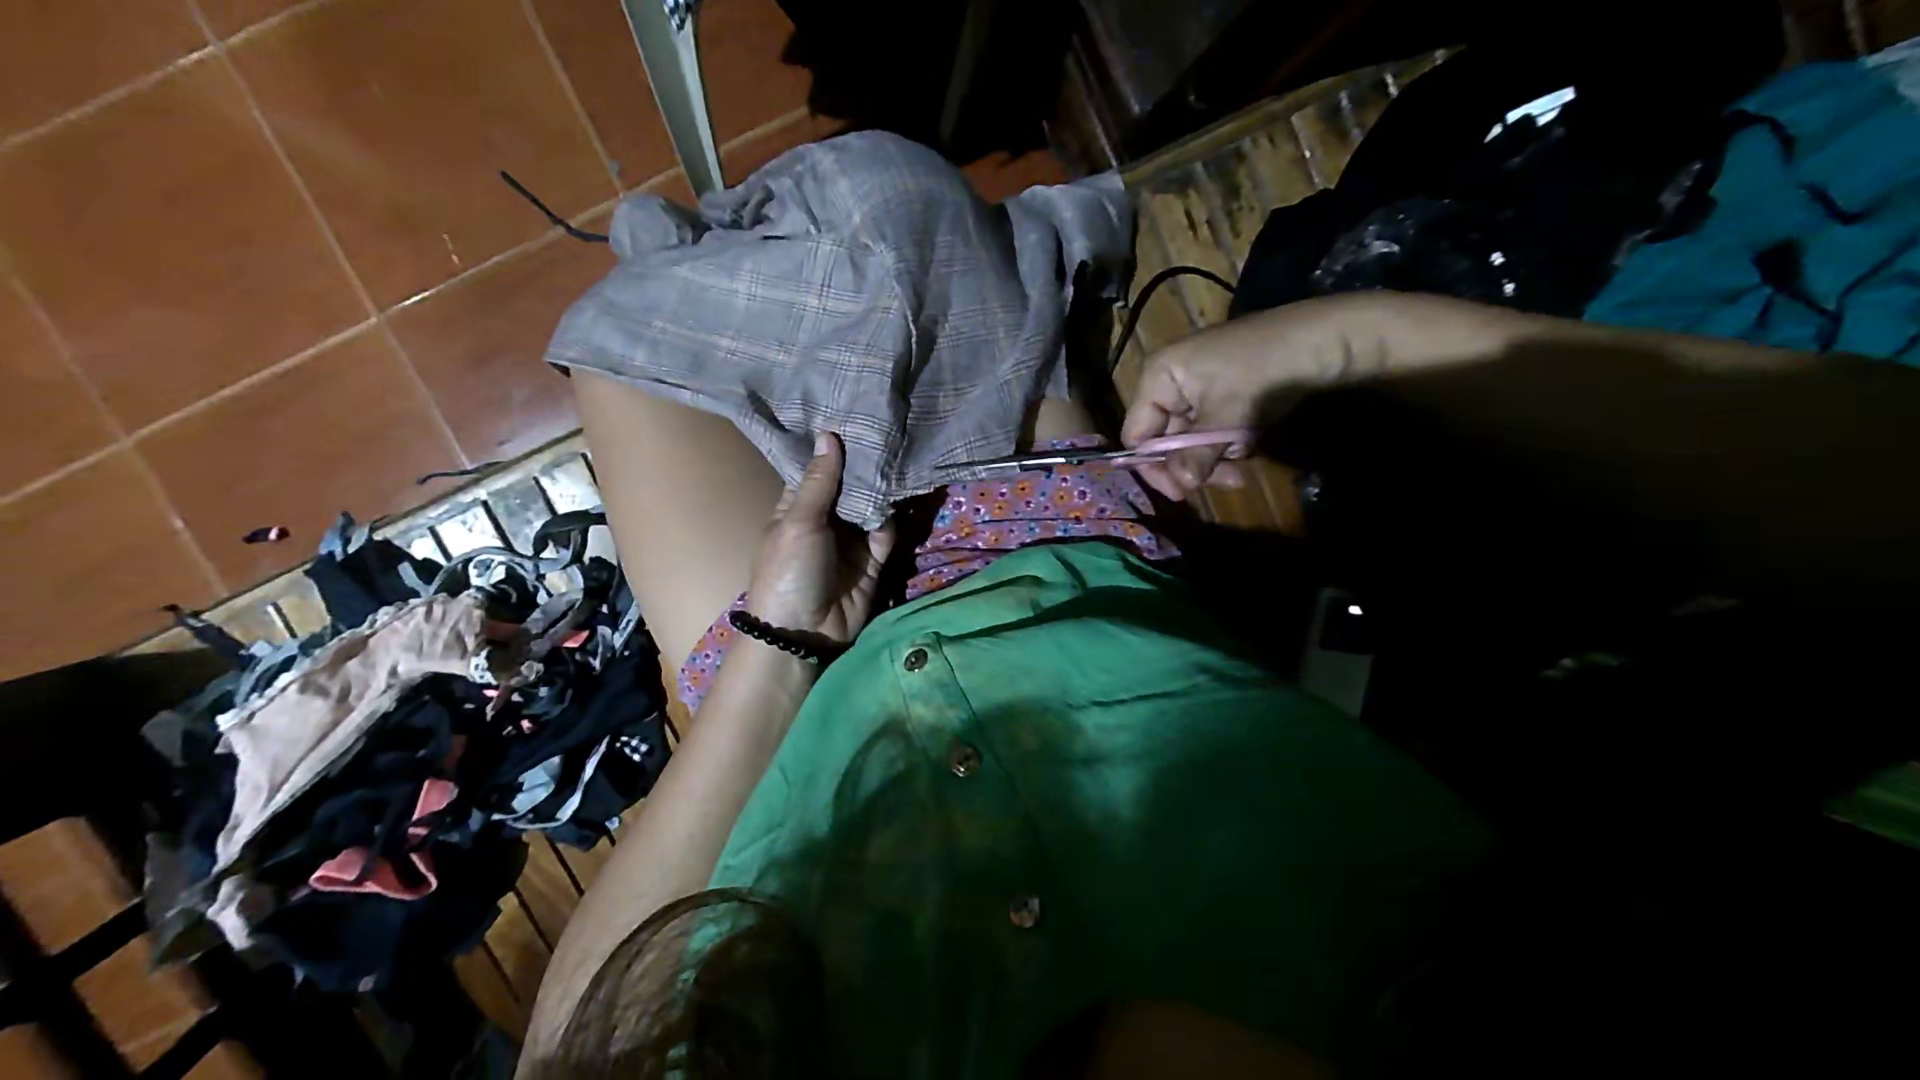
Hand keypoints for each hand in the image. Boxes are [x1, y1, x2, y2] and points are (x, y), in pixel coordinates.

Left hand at [745, 433, 896, 643]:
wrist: (804, 632)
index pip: (817, 471)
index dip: (833, 449)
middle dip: (865, 465)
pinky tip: (900, 495)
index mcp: (796, 508)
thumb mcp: (798, 522)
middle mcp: (825, 521)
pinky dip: (891, 518)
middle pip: (849, 487)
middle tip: (888, 430)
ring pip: (871, 506)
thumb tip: (828, 434)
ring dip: (882, 488)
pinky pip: (885, 533)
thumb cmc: (788, 570)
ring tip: (900, 454)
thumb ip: (819, 481)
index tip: (855, 416)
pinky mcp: (874, 561)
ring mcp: (850, 541)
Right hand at [1121, 293, 1537, 500]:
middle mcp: (1172, 382)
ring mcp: (1198, 390)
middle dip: (1189, 466)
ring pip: (1190, 441)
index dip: (1154, 464)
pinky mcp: (1224, 396)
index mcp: (1160, 376)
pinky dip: (1226, 448)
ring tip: (1239, 472)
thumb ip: (1197, 454)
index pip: (1137, 432)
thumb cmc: (1265, 368)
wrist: (1328, 337)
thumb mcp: (1227, 414)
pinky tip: (1247, 453)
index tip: (1181, 492)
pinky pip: (1212, 433)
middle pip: (1163, 440)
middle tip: (1218, 484)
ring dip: (1211, 462)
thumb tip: (1179, 487)